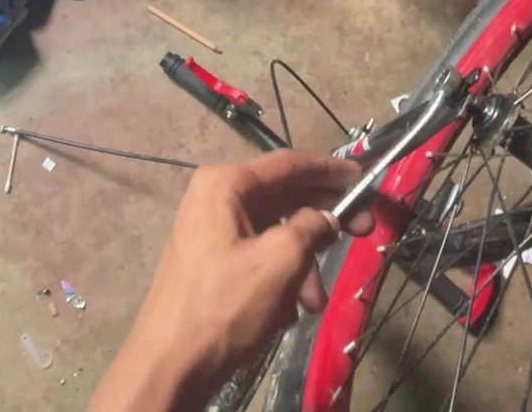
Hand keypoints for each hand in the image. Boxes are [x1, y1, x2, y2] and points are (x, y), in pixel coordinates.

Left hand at [91, 150, 372, 410]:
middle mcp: (216, 197)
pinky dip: (281, 278)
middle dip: (322, 223)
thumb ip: (312, 228)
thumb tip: (328, 216)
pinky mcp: (212, 262)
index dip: (329, 169)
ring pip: (275, 233)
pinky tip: (288, 310)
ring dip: (302, 265)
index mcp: (225, 184)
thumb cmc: (224, 304)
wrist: (168, 367)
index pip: (288, 164)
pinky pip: (259, 255)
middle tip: (364, 231)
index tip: (363, 176)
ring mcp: (212, 230)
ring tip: (314, 302)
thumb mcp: (280, 261)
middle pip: (284, 198)